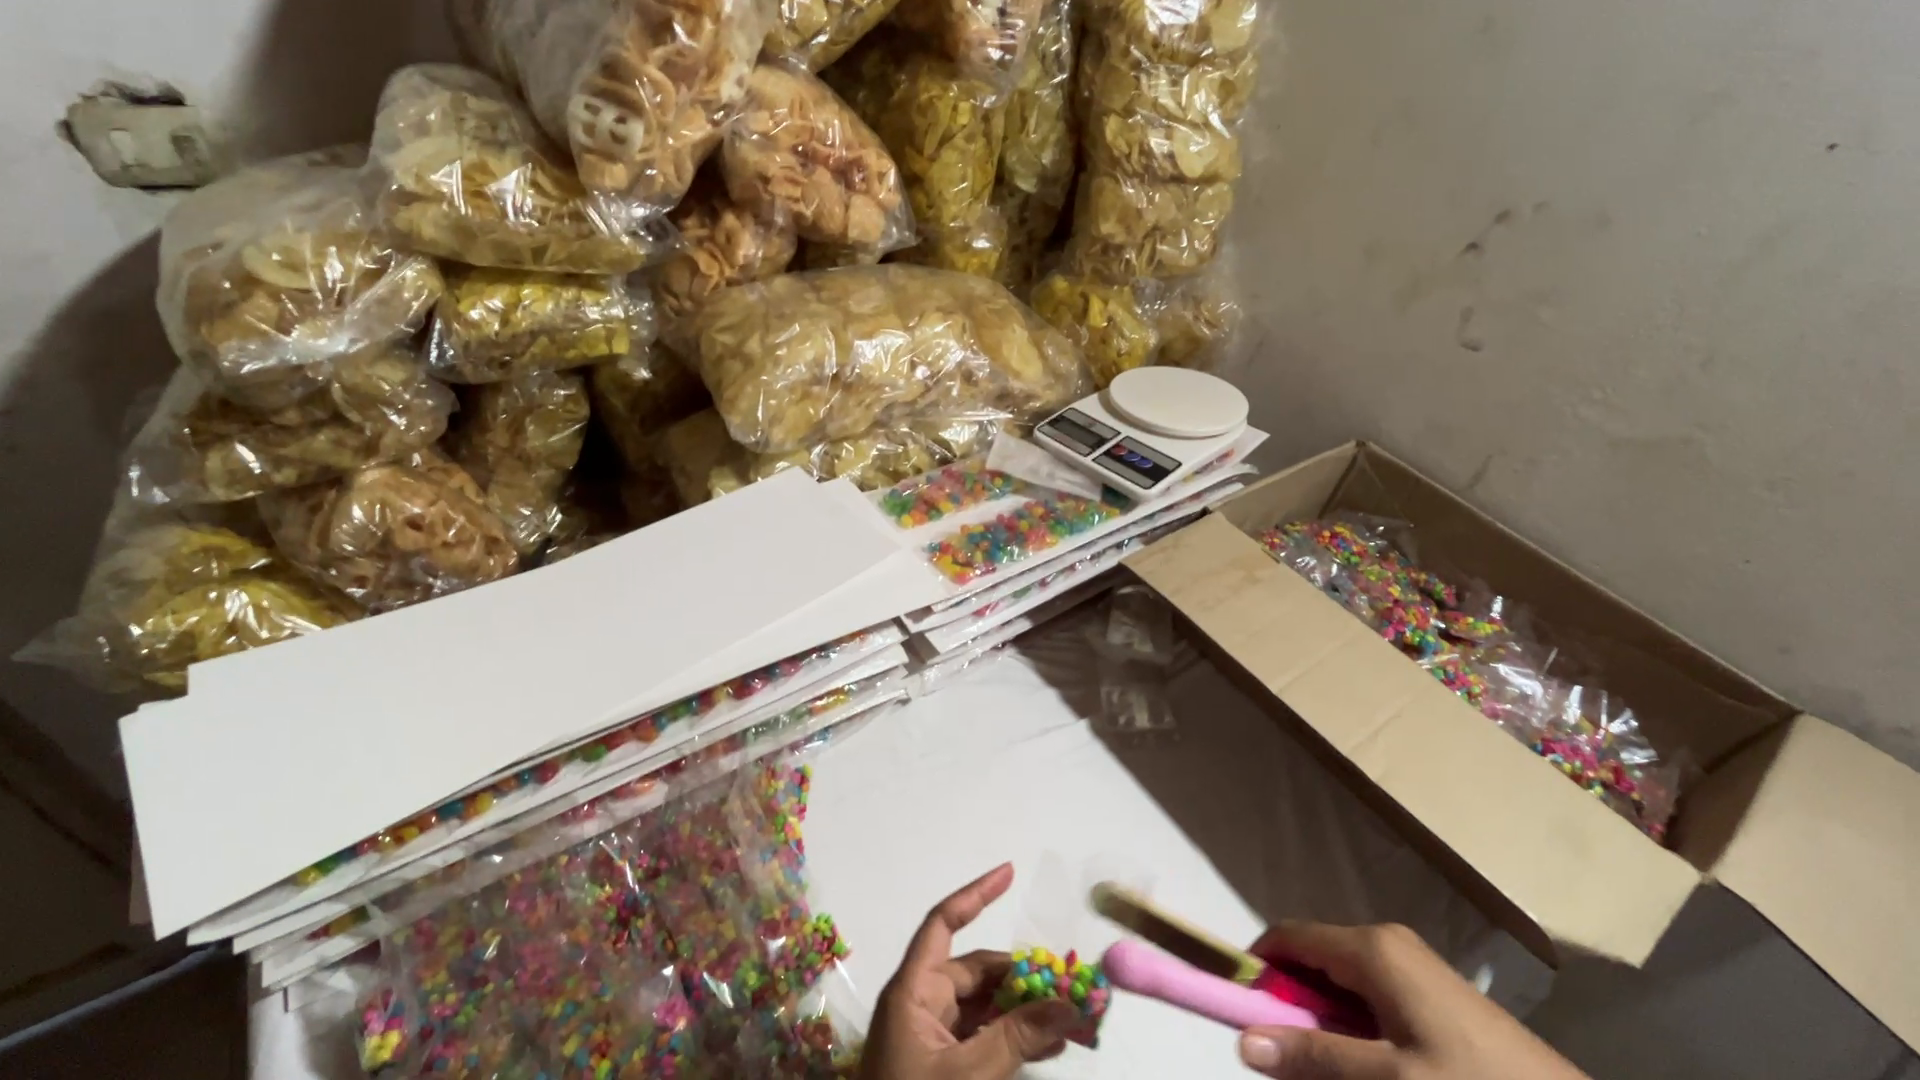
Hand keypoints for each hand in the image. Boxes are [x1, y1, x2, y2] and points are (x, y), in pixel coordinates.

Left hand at [858, 864, 1082, 1079]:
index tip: (1010, 872)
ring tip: (1076, 1016)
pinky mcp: (946, 1065)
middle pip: (979, 971)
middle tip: (1073, 982)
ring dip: (1030, 1010)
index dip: (975, 895)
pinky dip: (1018, 1037)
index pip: (942, 924)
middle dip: (1026, 975)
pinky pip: (988, 1038)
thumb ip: (1018, 1038)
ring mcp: (935, 1036)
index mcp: (913, 991)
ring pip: (989, 1007)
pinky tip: (1056, 1044)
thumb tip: (1070, 1004)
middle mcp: (923, 1004)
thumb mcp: (967, 1075)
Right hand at [1237, 922, 1588, 1079]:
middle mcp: (1385, 942)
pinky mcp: (1430, 990)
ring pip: (1339, 986)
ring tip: (1336, 1075)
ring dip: (1324, 1027)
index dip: (1256, 972)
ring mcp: (1411, 965)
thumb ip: (1316, 1059)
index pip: (1287, 937)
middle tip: (1293, 1065)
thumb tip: (1243, 1041)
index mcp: (1371, 948)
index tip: (1244, 1020)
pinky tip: (1371, 1072)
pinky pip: (1369, 998)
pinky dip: (1354, 1031)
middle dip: (1292, 1010)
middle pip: (1311, 962)